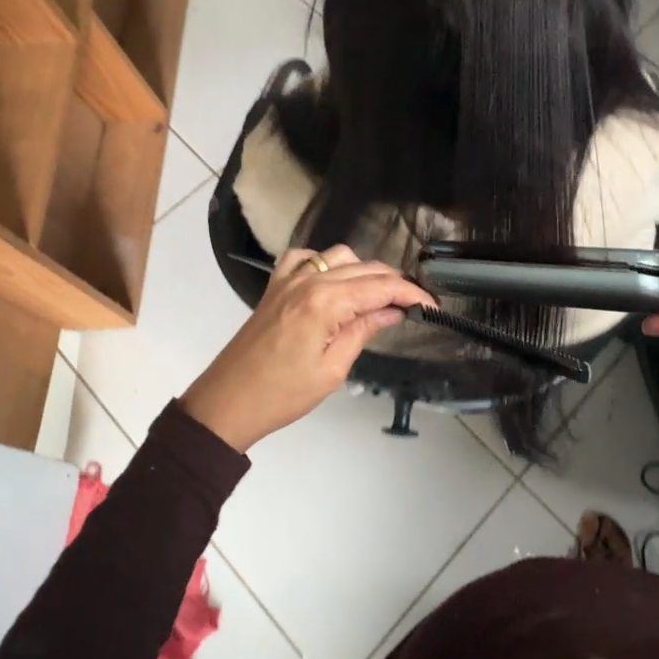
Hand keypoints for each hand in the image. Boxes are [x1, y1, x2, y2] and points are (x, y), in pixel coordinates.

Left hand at [183, 245, 435, 451]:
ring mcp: (288, 279)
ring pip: (339, 256)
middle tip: (413, 304)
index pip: (381, 287)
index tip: (431, 305)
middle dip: (394, 283)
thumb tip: (392, 311)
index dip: (411, 294)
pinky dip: (325, 262)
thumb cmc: (282, 394)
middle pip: (365, 268)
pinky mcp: (275, 286)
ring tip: (377, 296)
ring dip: (364, 270)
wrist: (227, 403)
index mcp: (325, 301)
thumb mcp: (333, 370)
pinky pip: (305, 257)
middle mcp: (308, 280)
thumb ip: (364, 331)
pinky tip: (334, 280)